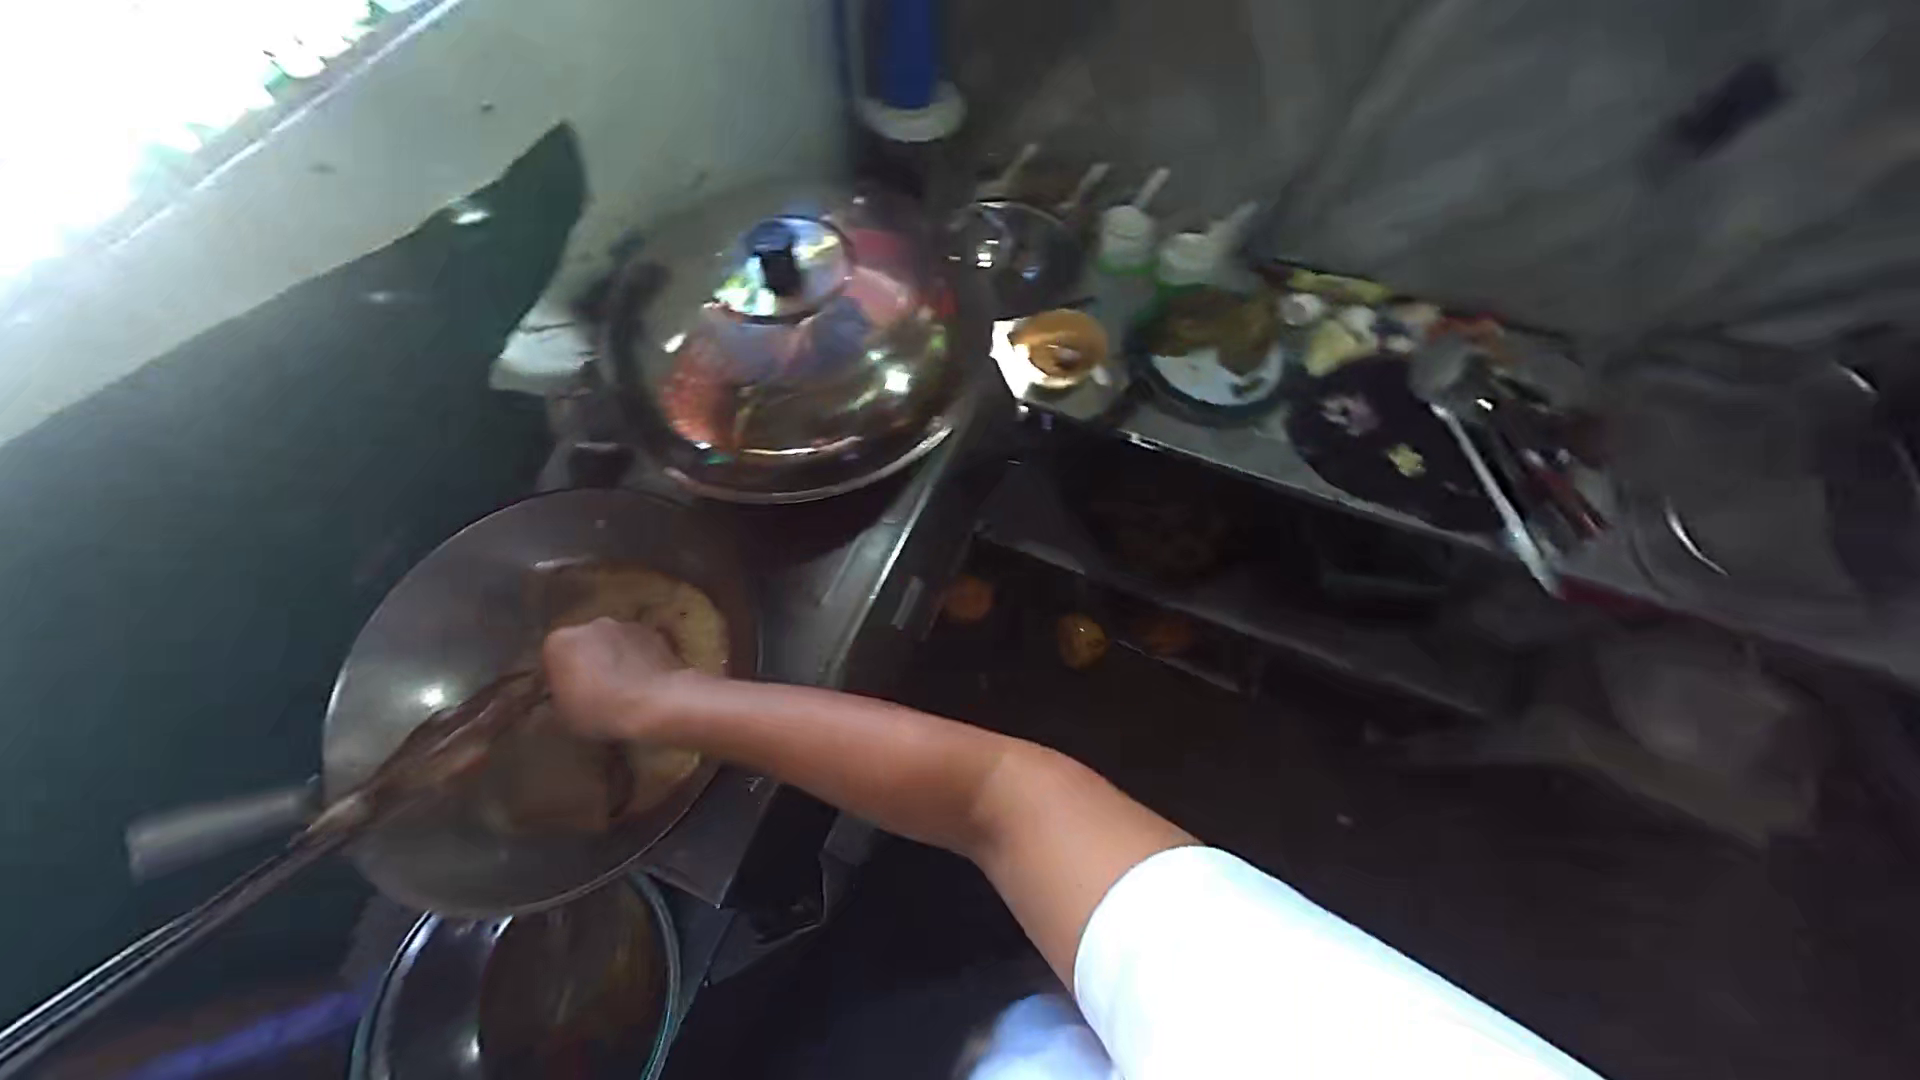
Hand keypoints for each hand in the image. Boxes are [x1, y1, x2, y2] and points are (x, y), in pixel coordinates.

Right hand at [542, 618, 705, 740]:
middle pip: (585, 645)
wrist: (657, 701)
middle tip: (597, 692)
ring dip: (616, 658)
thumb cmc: (601, 710)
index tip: (569, 698)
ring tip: (626, 687)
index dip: (559, 680)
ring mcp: (627, 625)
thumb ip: (554, 702)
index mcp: (560, 641)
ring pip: (614, 643)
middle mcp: (593, 624)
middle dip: (589, 663)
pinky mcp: (655, 633)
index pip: (552, 659)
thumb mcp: (562, 718)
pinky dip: (640, 658)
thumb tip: (558, 700)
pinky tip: (646, 680)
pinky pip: (640, 647)